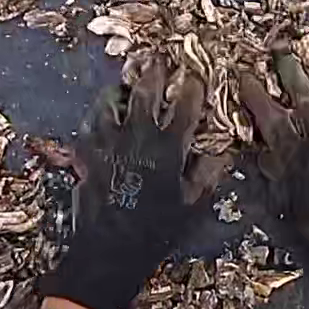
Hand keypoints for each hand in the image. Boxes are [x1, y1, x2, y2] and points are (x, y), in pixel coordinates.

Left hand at [42, 61, 208, 308]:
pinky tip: (102, 111)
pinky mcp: (87, 151)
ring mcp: (109, 141)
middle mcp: (138, 137)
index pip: (185, 107)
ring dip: (122, 88)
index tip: (195, 74)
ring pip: (113, 101)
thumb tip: (222, 149)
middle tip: (158, 58)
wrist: (110, 249)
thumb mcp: (192, 206)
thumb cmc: (157, 230)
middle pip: (147, 92)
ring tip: (127, 81)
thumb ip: (208, 173)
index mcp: (168, 148)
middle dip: (155, 72)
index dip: (192, 86)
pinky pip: (90, 122)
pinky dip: (98, 112)